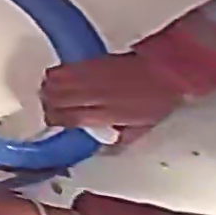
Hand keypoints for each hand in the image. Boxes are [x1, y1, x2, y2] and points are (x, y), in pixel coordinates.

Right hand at [40, 52, 182, 143]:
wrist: (168, 71)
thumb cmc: (159, 100)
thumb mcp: (146, 125)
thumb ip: (123, 137)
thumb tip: (105, 149)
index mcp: (108, 114)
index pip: (67, 118)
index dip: (57, 121)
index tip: (57, 123)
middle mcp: (91, 95)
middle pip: (52, 100)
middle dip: (48, 107)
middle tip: (53, 110)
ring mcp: (86, 77)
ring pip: (49, 85)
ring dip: (47, 92)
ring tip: (53, 96)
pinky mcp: (84, 64)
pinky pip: (55, 71)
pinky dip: (52, 79)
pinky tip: (59, 83)